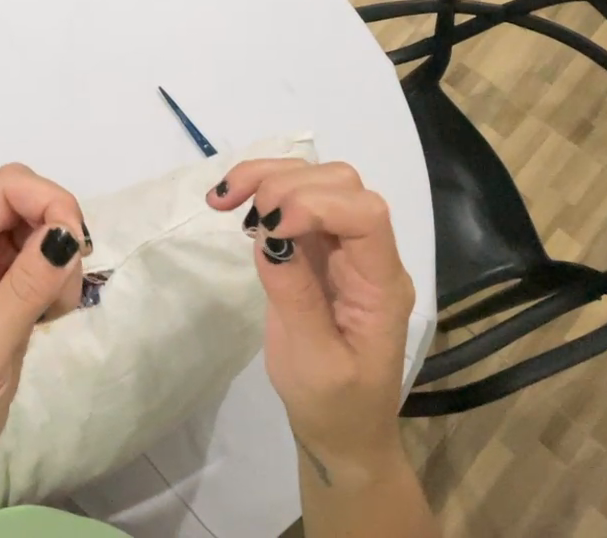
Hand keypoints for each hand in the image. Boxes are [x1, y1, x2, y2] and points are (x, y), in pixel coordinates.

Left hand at [0, 164, 88, 502]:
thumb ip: (25, 288)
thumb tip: (67, 232)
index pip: (8, 186)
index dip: (51, 202)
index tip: (77, 250)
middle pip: (26, 202)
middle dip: (58, 234)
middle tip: (66, 293)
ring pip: (38, 232)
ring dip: (59, 264)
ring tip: (52, 315)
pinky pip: (38, 263)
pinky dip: (55, 284)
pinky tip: (47, 320)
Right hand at [207, 159, 415, 486]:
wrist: (342, 430)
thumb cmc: (335, 405)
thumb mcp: (314, 363)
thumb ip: (295, 296)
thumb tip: (269, 234)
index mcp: (381, 285)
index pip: (365, 214)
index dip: (316, 203)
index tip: (269, 226)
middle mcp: (367, 255)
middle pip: (341, 183)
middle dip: (287, 184)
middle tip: (245, 217)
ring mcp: (341, 247)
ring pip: (315, 179)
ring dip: (268, 177)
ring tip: (225, 199)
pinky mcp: (315, 247)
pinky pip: (292, 199)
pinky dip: (259, 189)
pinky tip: (232, 204)